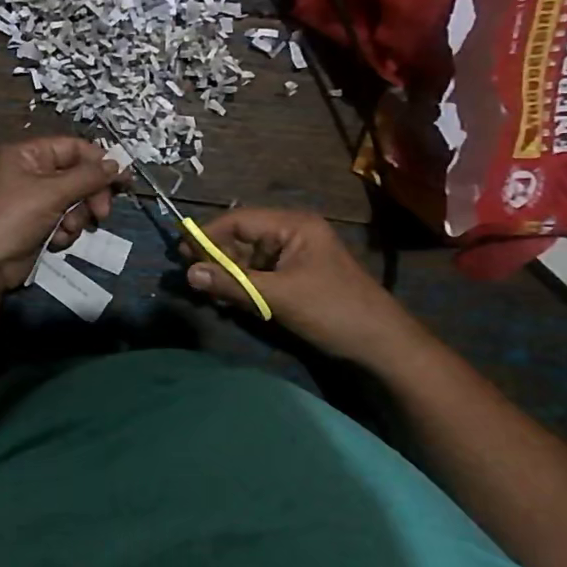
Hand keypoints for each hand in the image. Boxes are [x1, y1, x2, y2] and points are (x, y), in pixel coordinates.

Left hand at [0, 137, 122, 290]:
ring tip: (68, 229)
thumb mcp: (51, 192)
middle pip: (76, 175)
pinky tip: (56, 241)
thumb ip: (87, 177)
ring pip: (74, 201)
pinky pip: (64, 221)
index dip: (98, 162)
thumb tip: (117, 164)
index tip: (123, 179)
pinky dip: (65, 231)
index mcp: (28, 154)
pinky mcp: (36, 225)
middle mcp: (30, 173)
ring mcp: (33, 200)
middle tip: (102, 213)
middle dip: (90, 195)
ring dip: (77, 216)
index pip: (72, 148)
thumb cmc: (12, 217)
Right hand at [180, 206, 419, 363]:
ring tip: (207, 291)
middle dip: (216, 257)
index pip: (238, 220)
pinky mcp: (295, 277)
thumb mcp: (278, 297)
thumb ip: (232, 284)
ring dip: (228, 274)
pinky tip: (228, 299)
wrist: (384, 346)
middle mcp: (292, 233)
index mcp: (292, 225)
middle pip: (241, 238)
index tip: (181, 253)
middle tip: (192, 276)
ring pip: (248, 257)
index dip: (208, 234)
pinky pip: (259, 274)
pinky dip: (243, 285)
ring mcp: (295, 256)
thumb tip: (188, 274)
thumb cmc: (333, 311)